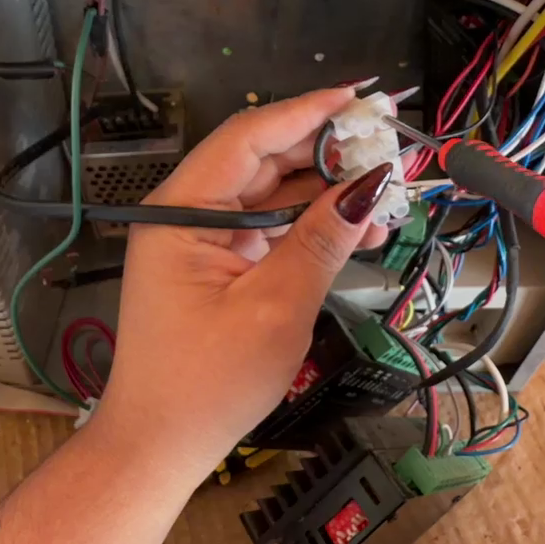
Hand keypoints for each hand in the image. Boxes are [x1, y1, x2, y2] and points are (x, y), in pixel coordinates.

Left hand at [98, 89, 392, 478]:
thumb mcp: (275, 308)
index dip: (306, 113)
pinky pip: (268, 227)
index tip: (358, 97)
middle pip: (262, 160)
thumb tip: (370, 189)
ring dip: (325, 193)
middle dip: (325, 153)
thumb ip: (322, 241)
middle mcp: (186, 212)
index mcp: (182, 211)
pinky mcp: (217, 262)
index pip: (249, 138)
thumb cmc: (207, 384)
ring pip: (271, 193)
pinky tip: (357, 229)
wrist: (159, 446)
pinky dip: (309, 226)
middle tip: (385, 147)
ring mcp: (201, 238)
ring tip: (384, 195)